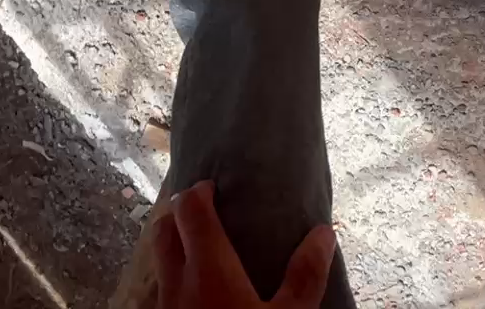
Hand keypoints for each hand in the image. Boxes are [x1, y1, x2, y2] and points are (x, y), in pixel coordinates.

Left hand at [152, 182, 335, 307]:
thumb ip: (305, 274)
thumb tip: (325, 231)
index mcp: (207, 266)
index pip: (189, 208)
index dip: (200, 191)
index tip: (218, 188)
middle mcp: (177, 283)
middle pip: (164, 230)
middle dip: (179, 214)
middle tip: (207, 213)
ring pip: (160, 265)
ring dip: (175, 249)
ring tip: (205, 253)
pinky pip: (163, 296)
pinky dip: (176, 283)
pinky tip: (200, 297)